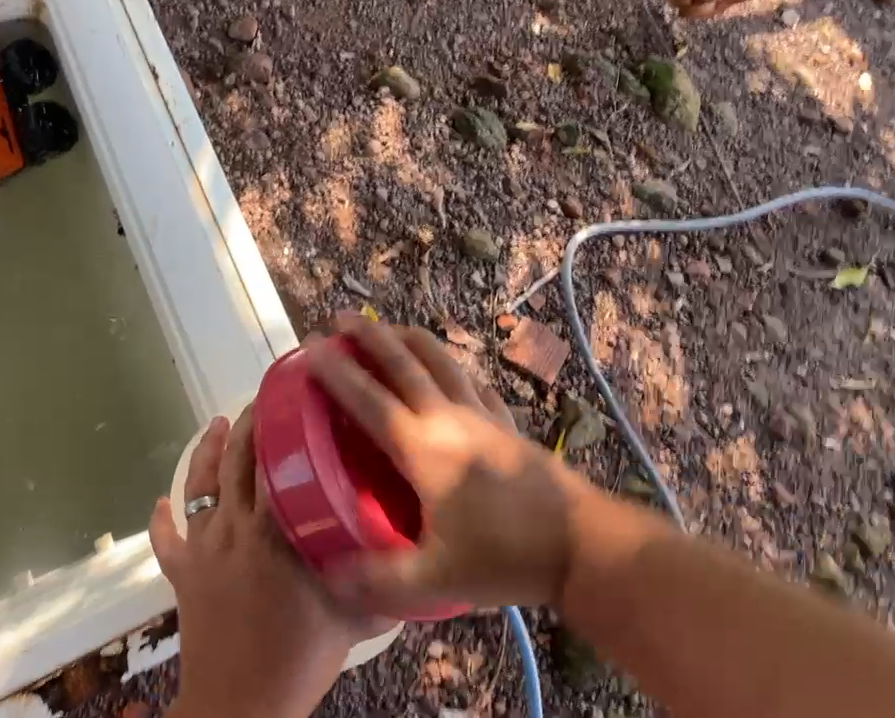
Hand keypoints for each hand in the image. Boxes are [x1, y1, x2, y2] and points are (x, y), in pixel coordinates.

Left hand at [149, 407, 385, 717]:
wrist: (240, 706)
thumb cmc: (299, 660)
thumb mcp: (352, 621)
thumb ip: (378, 586)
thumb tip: (412, 563)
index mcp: (274, 531)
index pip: (274, 463)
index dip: (280, 427)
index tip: (292, 400)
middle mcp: (235, 528)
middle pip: (235, 461)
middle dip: (246, 426)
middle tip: (261, 402)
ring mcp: (202, 548)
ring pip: (200, 485)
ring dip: (207, 450)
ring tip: (217, 423)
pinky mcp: (181, 574)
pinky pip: (166, 538)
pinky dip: (162, 518)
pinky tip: (161, 500)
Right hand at [306, 314, 591, 613]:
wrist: (582, 544)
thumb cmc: (505, 556)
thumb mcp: (437, 577)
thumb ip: (381, 577)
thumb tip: (331, 578)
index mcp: (421, 448)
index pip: (368, 399)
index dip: (337, 371)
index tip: (311, 347)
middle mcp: (446, 418)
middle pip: (402, 363)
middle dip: (368, 336)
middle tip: (340, 317)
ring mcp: (480, 415)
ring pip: (439, 361)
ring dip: (408, 338)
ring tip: (387, 326)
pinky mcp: (506, 423)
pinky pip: (471, 381)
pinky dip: (450, 365)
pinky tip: (449, 368)